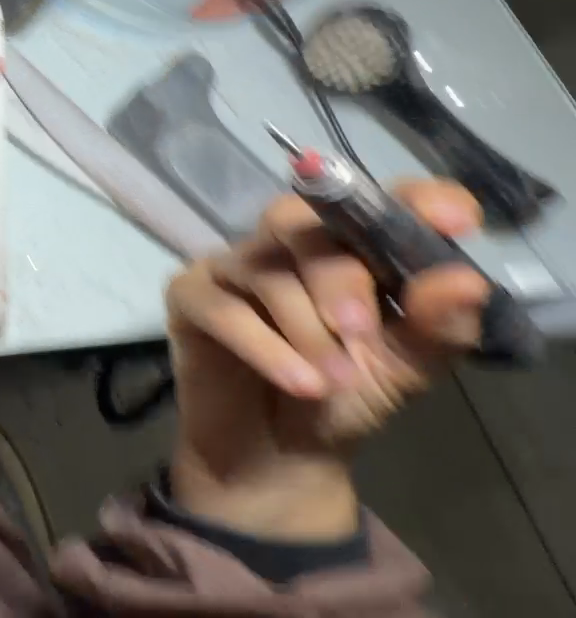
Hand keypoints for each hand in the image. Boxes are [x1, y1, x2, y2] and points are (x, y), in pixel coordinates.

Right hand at [165, 181, 491, 539]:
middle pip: (301, 225)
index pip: (374, 203)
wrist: (275, 450)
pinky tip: (298, 382)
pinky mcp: (186, 295)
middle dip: (339, 276)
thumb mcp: (405, 369)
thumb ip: (436, 327)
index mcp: (344, 250)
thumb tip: (464, 281)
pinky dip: (264, 347)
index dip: (411, 200)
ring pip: (264, 270)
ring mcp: (228, 267)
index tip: (450, 224)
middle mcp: (282, 247)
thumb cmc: (343, 398)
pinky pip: (221, 307)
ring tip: (331, 382)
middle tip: (360, 331)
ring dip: (306, 329)